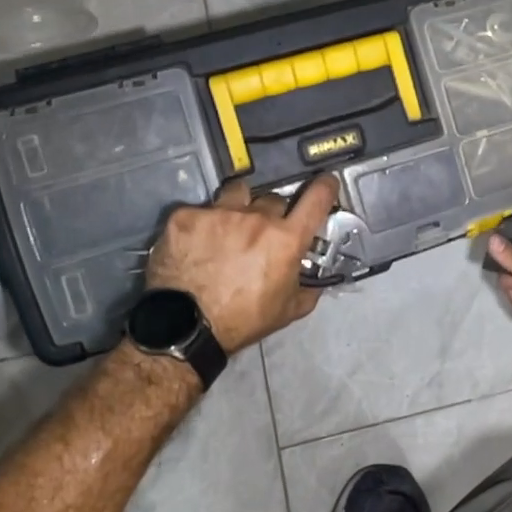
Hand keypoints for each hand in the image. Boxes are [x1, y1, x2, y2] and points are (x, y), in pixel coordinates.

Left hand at [146, 176, 339, 352]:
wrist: (184, 328)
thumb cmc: (243, 321)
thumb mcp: (288, 311)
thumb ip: (308, 289)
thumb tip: (318, 281)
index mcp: (286, 239)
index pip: (316, 199)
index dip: (325, 187)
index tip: (326, 183)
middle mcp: (256, 217)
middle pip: (273, 200)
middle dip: (272, 215)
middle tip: (261, 235)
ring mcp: (219, 212)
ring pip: (237, 194)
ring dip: (239, 206)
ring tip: (228, 227)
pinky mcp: (185, 215)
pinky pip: (200, 210)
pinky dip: (201, 225)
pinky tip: (194, 245)